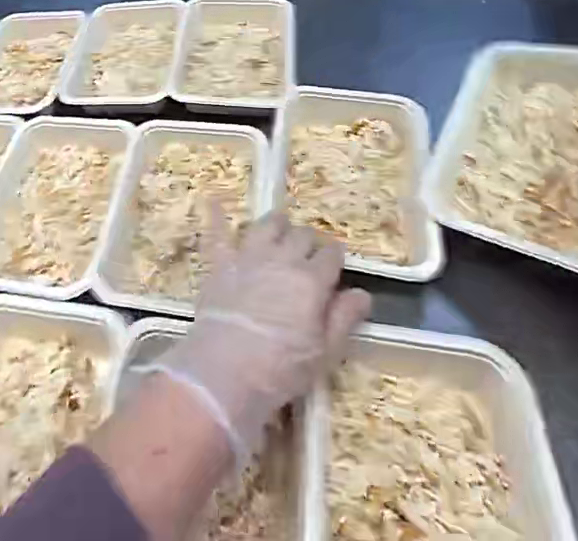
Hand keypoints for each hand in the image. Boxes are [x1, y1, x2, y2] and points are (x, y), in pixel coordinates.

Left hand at [140, 209, 371, 460]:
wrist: (223, 376)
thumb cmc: (280, 371)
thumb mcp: (325, 353)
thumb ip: (345, 318)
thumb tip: (362, 293)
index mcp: (313, 280)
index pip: (332, 254)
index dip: (334, 259)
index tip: (333, 269)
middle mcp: (284, 259)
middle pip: (303, 235)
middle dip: (309, 243)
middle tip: (307, 260)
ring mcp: (250, 257)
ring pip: (269, 224)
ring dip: (277, 226)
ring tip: (279, 235)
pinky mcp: (221, 265)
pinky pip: (219, 233)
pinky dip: (218, 216)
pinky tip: (215, 200)